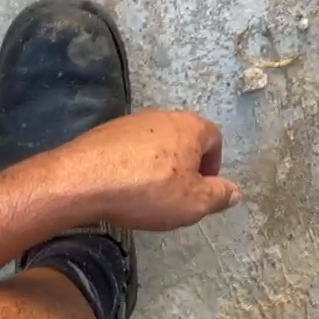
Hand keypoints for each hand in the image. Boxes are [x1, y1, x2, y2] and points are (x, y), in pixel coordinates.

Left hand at [47, 110, 241, 230]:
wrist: (85, 179)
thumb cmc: (147, 190)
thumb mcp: (193, 203)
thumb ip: (219, 196)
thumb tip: (234, 191)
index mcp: (191, 127)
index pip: (215, 138)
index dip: (214, 165)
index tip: (204, 188)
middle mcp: (164, 116)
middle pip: (185, 138)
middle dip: (186, 165)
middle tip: (179, 193)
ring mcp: (133, 121)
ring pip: (158, 143)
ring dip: (160, 165)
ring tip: (149, 194)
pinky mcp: (108, 131)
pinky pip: (132, 148)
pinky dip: (134, 165)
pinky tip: (125, 187)